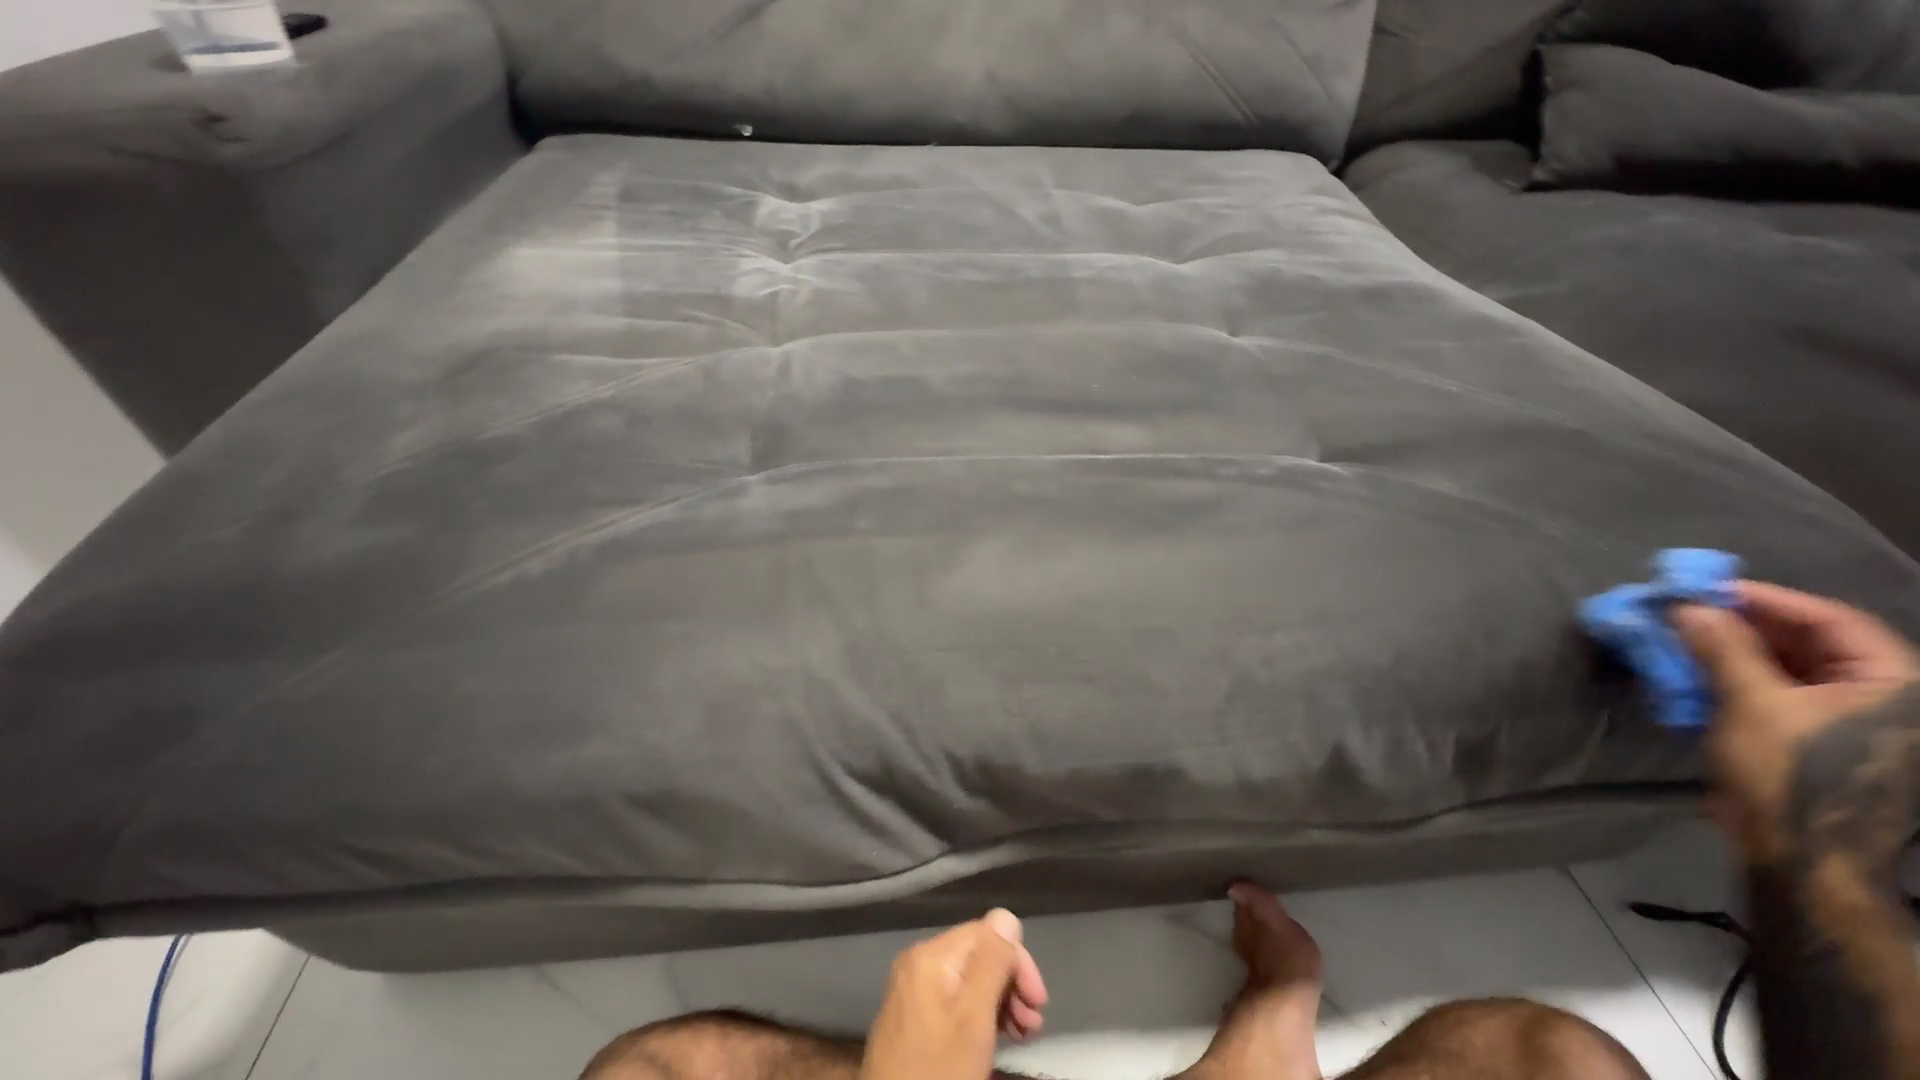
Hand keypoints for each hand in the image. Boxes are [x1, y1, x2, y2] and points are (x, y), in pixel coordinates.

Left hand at [858, 909, 1048, 1079]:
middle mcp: (918, 963)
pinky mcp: (913, 1015)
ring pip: (970, 979)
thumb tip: (1007, 915)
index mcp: (931, 956)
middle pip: (979, 955)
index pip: (988, 933)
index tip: (1039, 1002)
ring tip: (1022, 1034)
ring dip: (1002, 1001)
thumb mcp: (974, 1017)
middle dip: (1012, 984)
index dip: (1019, 962)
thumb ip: (992, 962)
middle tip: (1033, 1024)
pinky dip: (981, 1013)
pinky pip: (955, 999)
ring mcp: (912, 989)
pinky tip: (998, 1036)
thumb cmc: (939, 1069)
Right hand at [1673, 581, 1918, 854]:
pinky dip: (1741, 682)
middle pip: (1812, 643)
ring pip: (1792, 670)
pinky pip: (1783, 697)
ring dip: (1736, 654)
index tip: (1707, 589)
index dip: (1766, 600)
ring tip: (1684, 641)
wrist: (1803, 858)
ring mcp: (1857, 723)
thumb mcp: (1752, 703)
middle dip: (1745, 627)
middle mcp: (1886, 698)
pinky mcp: (1824, 743)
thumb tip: (1687, 607)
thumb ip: (1723, 648)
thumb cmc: (1793, 774)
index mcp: (1895, 683)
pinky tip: (1698, 676)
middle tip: (1689, 613)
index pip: (1830, 620)